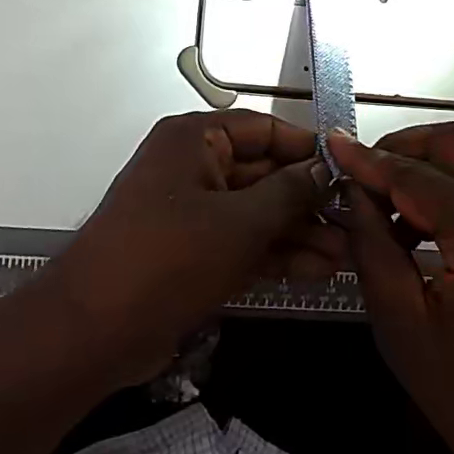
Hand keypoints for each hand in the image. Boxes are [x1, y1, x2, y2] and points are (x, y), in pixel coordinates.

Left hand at [44, 110, 343, 384]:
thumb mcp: (238, 222)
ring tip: (344, 254)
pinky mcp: (190, 249)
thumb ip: (288, 193)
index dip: (305, 148)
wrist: (98, 325)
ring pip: (254, 211)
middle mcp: (190, 165)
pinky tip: (313, 268)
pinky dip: (273, 252)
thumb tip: (323, 169)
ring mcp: (190, 210)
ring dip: (297, 231)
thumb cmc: (165, 257)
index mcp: (192, 138)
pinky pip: (240, 240)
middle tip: (355, 222)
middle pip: (261, 172)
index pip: (261, 128)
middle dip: (307, 200)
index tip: (348, 170)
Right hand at [332, 125, 453, 453]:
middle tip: (363, 175)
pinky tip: (429, 231)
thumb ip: (373, 247)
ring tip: (390, 211)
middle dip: (404, 147)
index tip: (330, 147)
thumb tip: (352, 190)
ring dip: (430, 170)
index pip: (419, 176)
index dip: (368, 159)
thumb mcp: (404, 328)